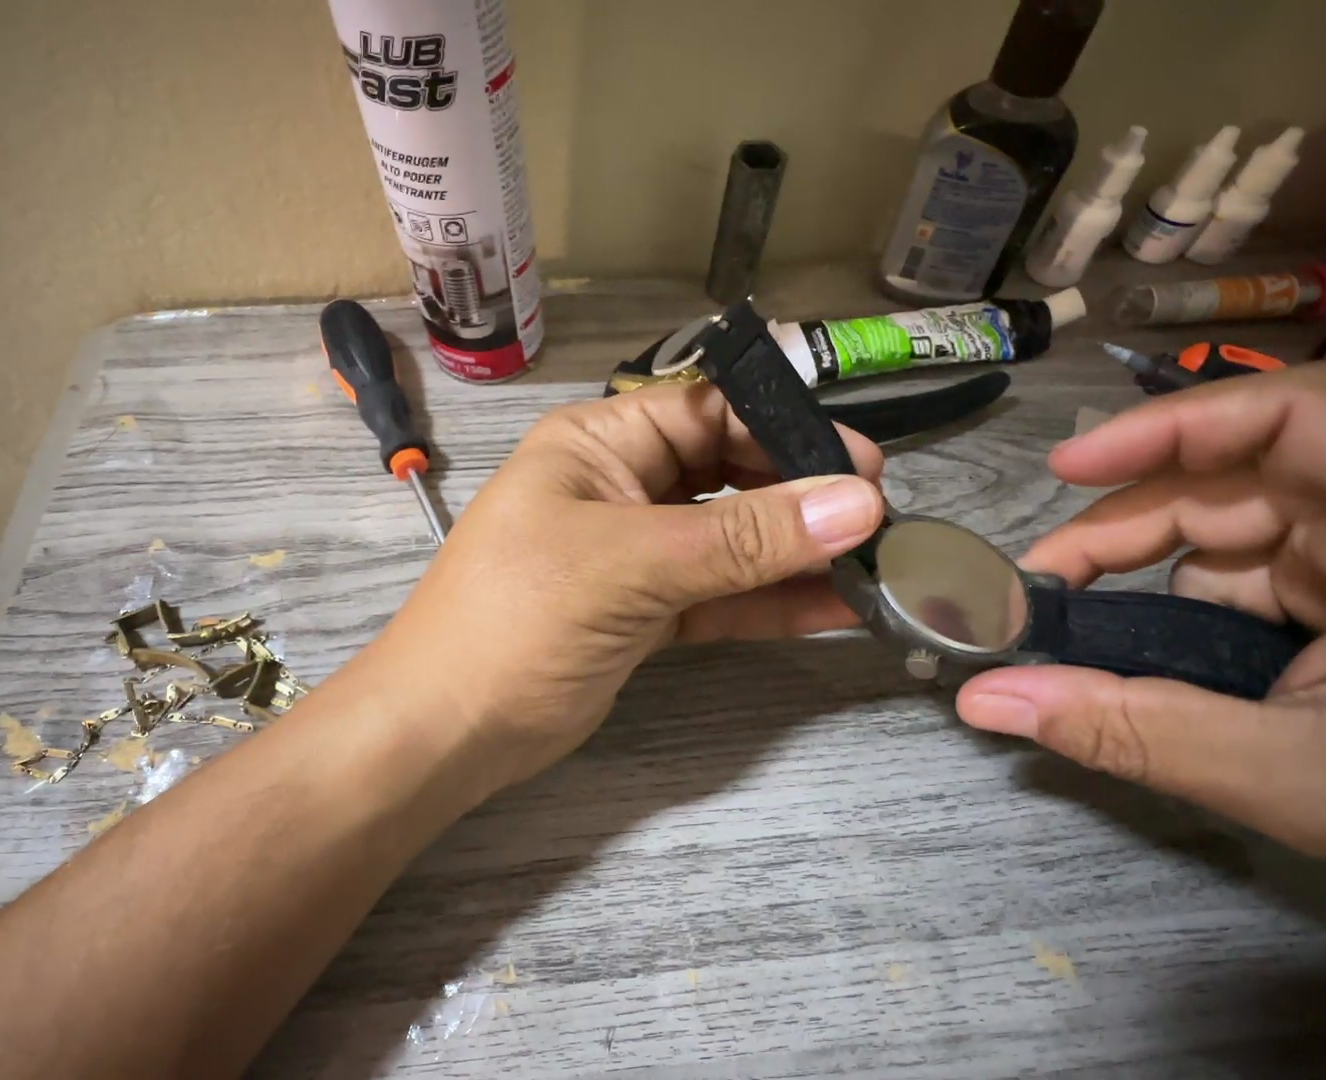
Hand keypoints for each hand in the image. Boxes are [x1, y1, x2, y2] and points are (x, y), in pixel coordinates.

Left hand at [370, 383, 884, 796]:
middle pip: (728, 472)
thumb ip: (744, 537)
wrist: (447, 729)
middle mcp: (622, 486)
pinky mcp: (647, 612)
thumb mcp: (632, 564)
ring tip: (874, 566)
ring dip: (795, 553)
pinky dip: (771, 603)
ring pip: (731, 540)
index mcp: (600, 442)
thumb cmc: (520, 617)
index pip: (710, 411)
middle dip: (799, 494)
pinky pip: (721, 595)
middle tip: (878, 519)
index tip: (863, 466)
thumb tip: (857, 503)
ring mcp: (636, 553)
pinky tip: (835, 609)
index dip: (786, 430)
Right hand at [955, 363, 1325, 936]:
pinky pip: (1246, 586)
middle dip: (1123, 529)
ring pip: (1229, 537)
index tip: (1067, 469)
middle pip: (1237, 482)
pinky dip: (1178, 615)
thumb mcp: (1311, 780)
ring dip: (1138, 575)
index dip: (1173, 427)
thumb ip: (1139, 732)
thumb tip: (986, 700)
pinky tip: (1132, 652)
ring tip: (1062, 625)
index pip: (1301, 418)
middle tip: (1033, 589)